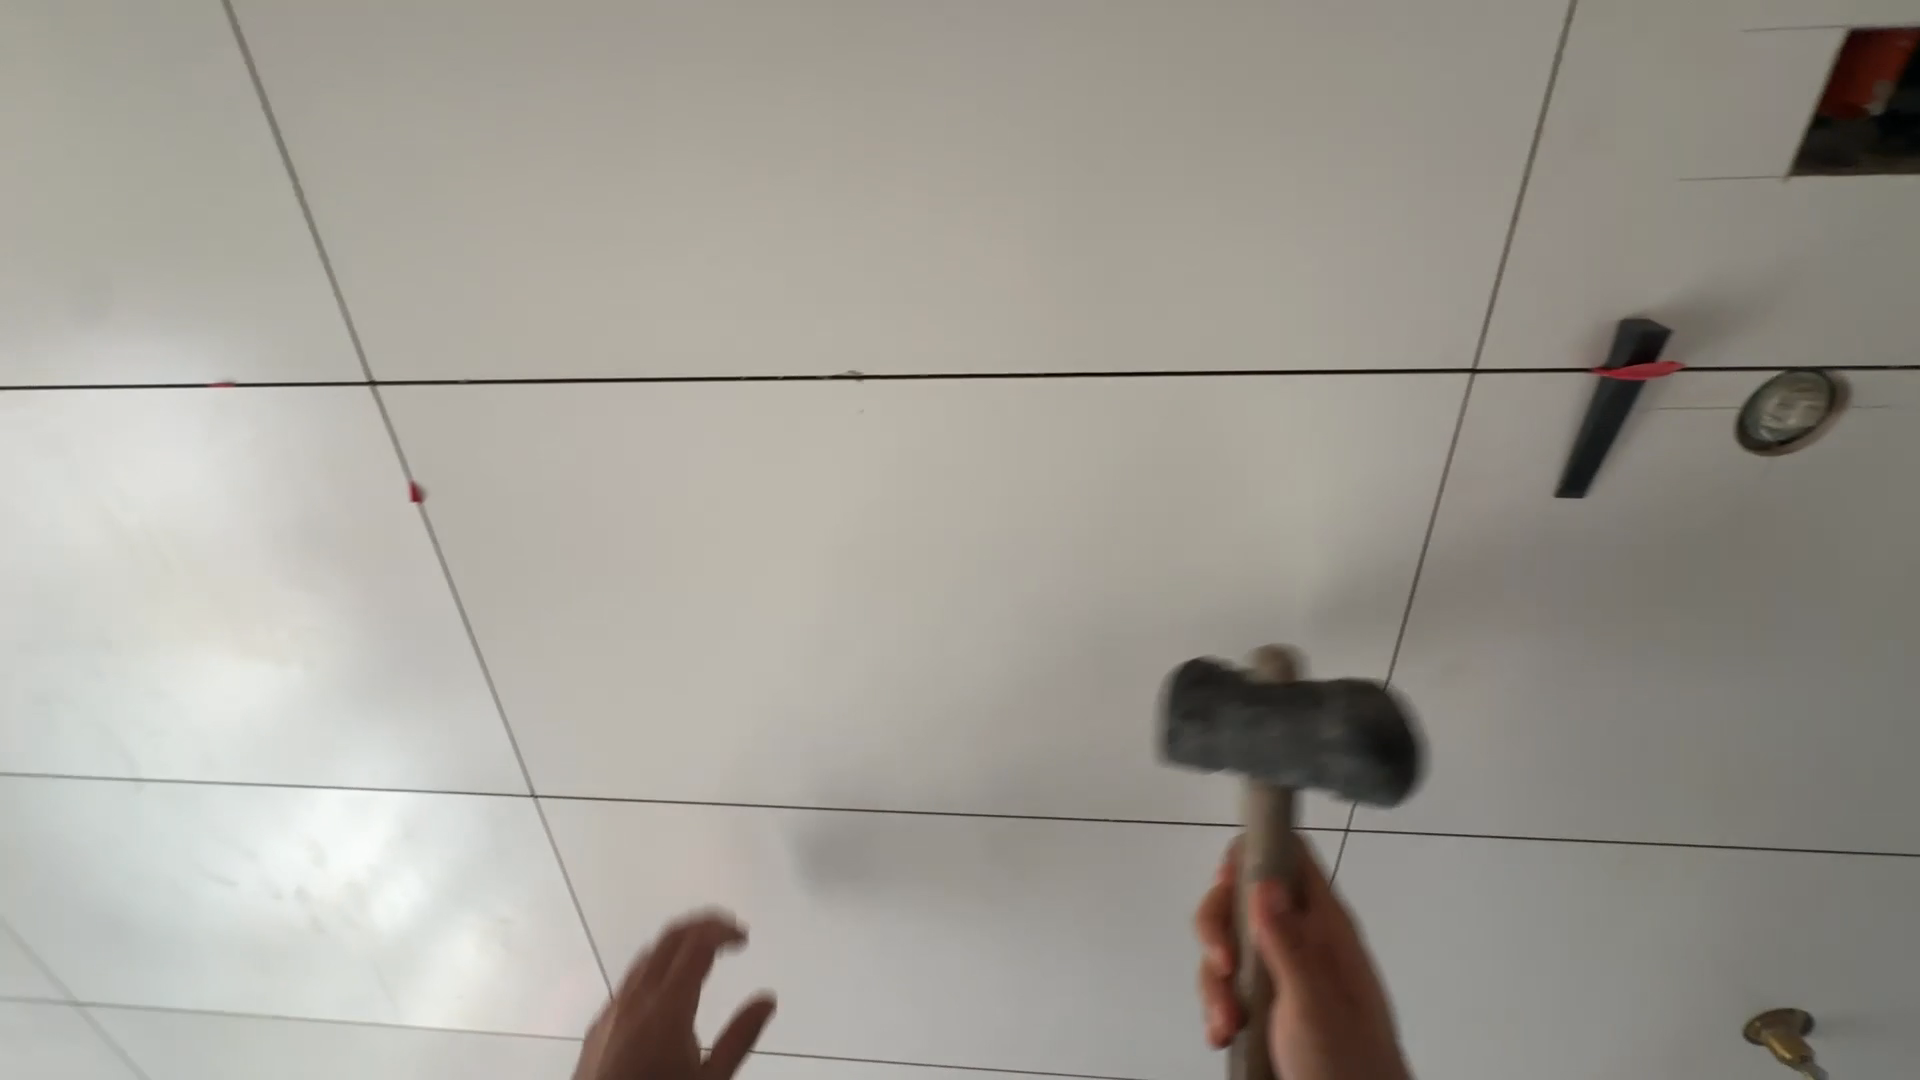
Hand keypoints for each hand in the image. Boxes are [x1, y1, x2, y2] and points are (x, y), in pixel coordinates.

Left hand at [573, 911, 777, 1079]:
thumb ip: (739, 1038)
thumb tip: (767, 1000)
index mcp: (668, 1006)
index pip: (698, 943)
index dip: (723, 929)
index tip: (743, 937)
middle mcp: (637, 998)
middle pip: (671, 938)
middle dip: (702, 926)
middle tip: (728, 934)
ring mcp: (612, 1012)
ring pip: (647, 956)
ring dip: (678, 945)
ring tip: (702, 957)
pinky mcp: (596, 1029)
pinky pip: (629, 982)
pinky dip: (655, 969)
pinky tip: (665, 995)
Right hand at [1193, 838, 1409, 1079]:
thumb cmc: (1349, 1065)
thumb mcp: (1316, 1006)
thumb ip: (1289, 944)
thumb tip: (1265, 880)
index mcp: (1325, 925)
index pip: (1288, 855)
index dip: (1251, 854)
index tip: (1223, 884)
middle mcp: (1302, 937)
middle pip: (1240, 897)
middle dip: (1217, 930)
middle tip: (1221, 966)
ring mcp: (1283, 969)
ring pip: (1227, 943)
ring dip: (1213, 981)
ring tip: (1226, 1024)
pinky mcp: (1266, 1001)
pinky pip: (1226, 983)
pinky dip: (1216, 1004)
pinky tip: (1221, 1033)